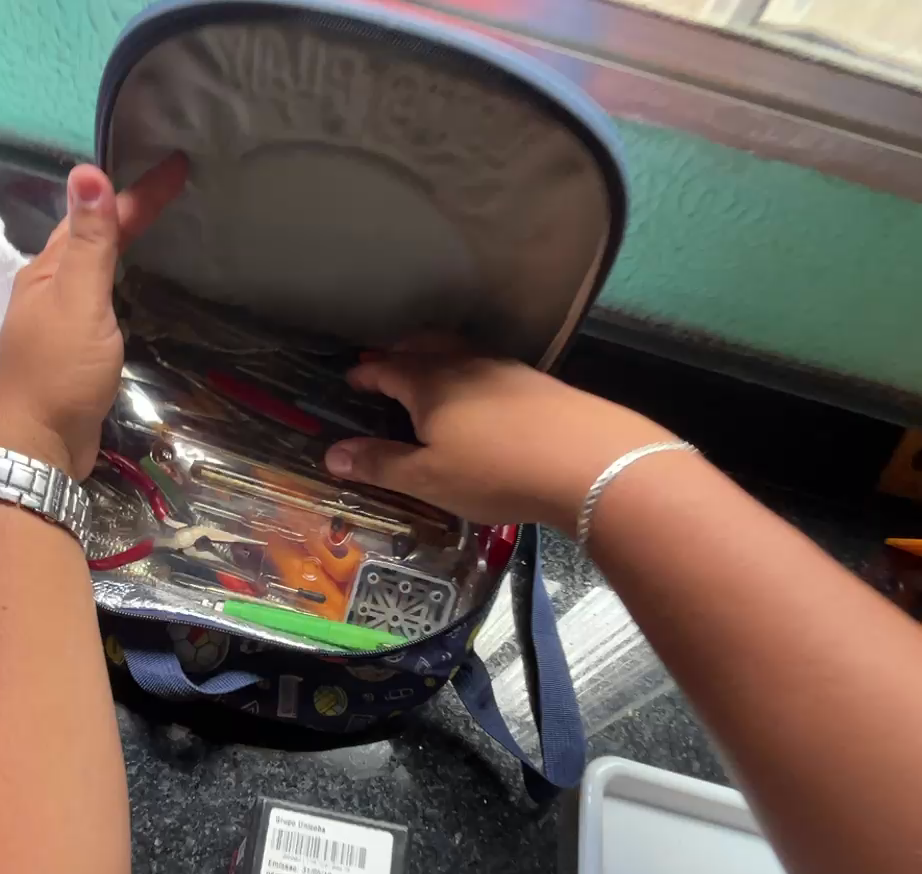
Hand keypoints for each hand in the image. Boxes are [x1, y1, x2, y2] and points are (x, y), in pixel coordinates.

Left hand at [0, 153, 188, 477]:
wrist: (37, 448)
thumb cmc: (58, 374)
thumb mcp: (78, 303)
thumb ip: (89, 245)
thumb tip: (87, 171)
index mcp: (48, 270)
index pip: (99, 217)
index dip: (138, 193)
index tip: (177, 166)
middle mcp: (49, 289)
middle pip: (92, 238)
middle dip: (128, 211)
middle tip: (172, 192)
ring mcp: (59, 324)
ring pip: (93, 272)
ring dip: (120, 247)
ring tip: (153, 229)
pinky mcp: (72, 355)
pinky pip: (100, 305)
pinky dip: (119, 286)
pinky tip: (130, 292)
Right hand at [323, 350, 683, 532]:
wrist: (590, 463)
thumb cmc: (495, 471)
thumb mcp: (427, 478)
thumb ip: (380, 464)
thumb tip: (332, 455)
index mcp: (431, 383)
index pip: (387, 367)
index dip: (366, 372)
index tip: (351, 378)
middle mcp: (467, 365)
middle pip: (426, 347)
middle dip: (400, 353)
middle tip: (385, 364)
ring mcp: (507, 370)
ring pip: (461, 354)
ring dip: (437, 360)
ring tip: (429, 377)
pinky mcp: (538, 385)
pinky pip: (490, 369)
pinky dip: (470, 375)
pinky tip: (480, 398)